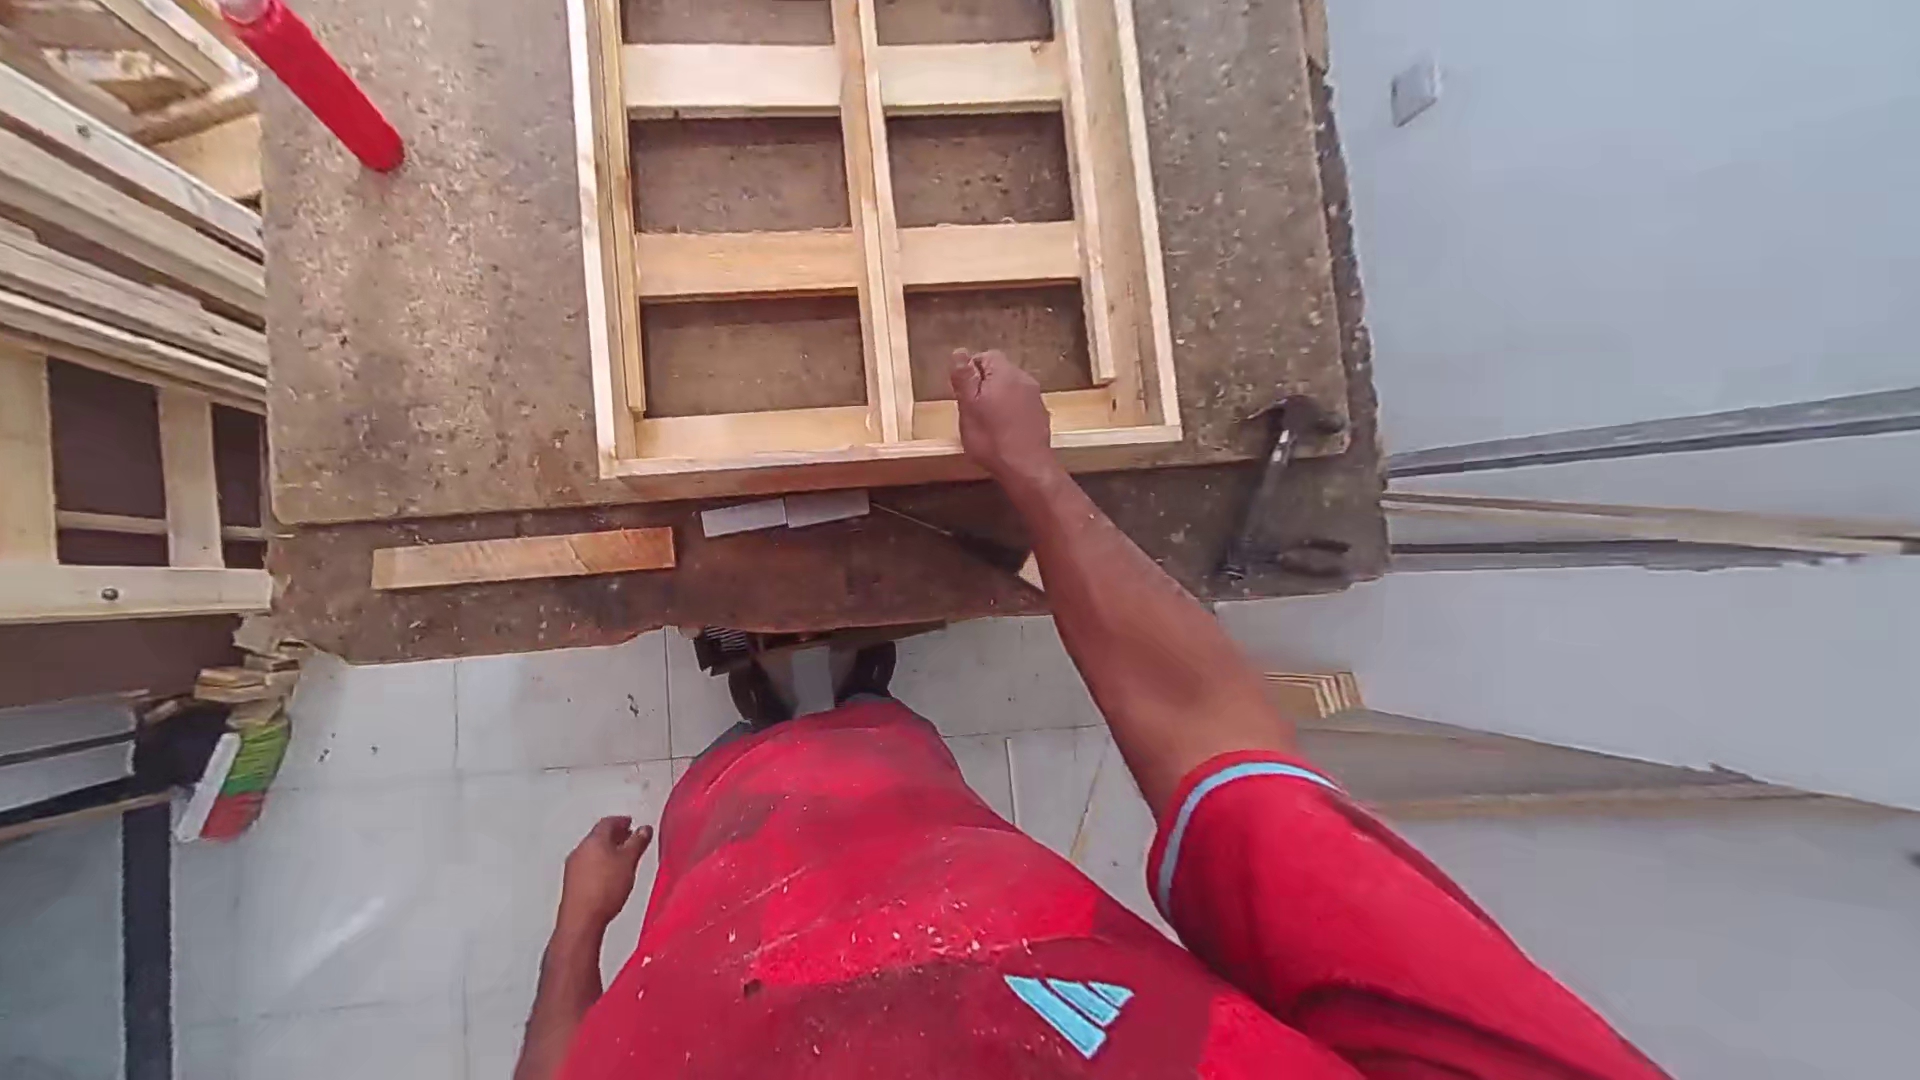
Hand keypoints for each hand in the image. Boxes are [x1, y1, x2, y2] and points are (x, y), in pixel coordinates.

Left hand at [556, 816, 652, 933]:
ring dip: (607, 850)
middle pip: (599, 836)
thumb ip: (638, 841)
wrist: (582, 921)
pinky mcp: (571, 884)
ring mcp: (573, 868)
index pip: (608, 822)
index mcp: (594, 840)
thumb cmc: (606, 888)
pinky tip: (610, 873)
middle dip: (615, 835)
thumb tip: (644, 829)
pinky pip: (587, 865)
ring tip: (623, 857)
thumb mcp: (630, 860)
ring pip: (593, 851)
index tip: (630, 822)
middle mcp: (580, 850)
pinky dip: (600, 863)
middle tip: (629, 837)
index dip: (621, 821)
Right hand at [949, 349, 1057, 485]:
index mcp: (1004, 373)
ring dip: (998, 399)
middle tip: (972, 410)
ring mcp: (1036, 398)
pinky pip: (1021, 405)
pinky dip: (1011, 412)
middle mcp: (1024, 379)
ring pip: (1011, 389)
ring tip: (988, 422)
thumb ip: (964, 377)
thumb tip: (959, 351)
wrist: (1026, 468)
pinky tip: (1004, 431)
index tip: (963, 393)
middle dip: (984, 385)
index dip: (971, 371)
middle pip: (1000, 372)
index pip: (986, 356)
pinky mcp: (1041, 415)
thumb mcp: (968, 407)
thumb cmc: (991, 438)